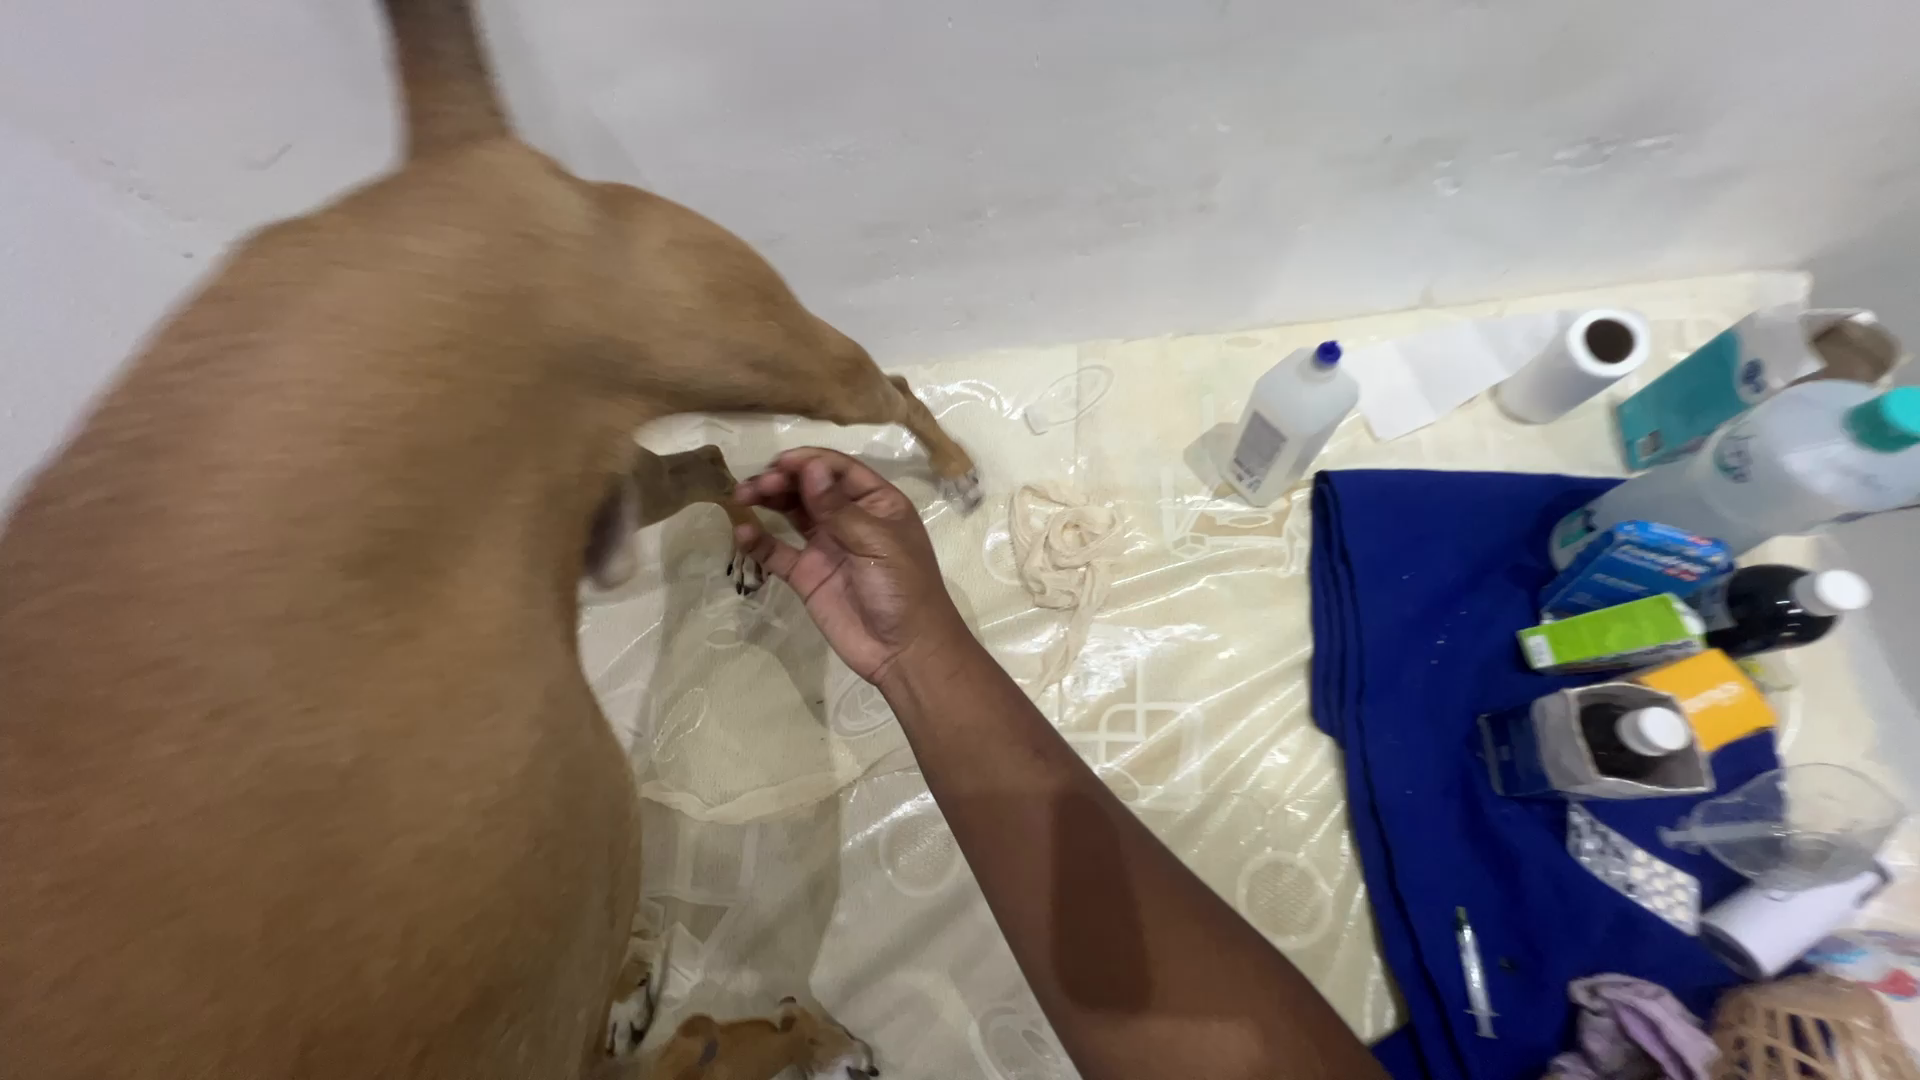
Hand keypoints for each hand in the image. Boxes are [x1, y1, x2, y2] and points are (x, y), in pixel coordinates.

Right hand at [733, 449, 970, 684]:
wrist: (904, 650)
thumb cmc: (904, 588)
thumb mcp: (878, 542)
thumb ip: (839, 507)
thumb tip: (810, 467)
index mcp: (877, 503)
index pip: (838, 470)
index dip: (808, 462)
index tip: (779, 463)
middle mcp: (849, 518)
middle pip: (810, 487)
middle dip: (782, 479)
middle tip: (757, 485)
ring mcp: (826, 546)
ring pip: (791, 512)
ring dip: (767, 500)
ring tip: (741, 496)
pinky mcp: (807, 575)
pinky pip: (777, 552)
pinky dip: (759, 541)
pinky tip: (742, 532)